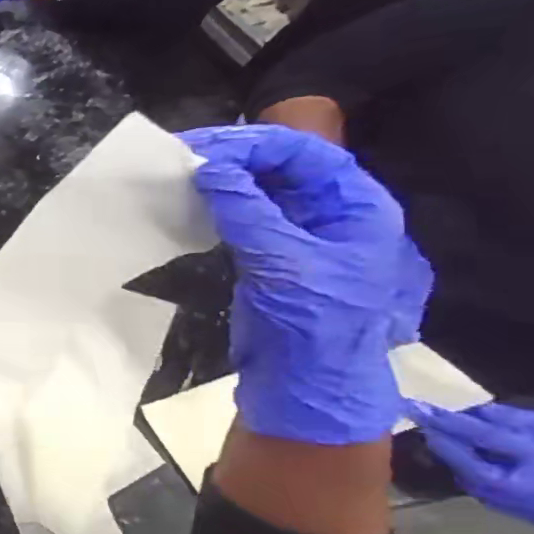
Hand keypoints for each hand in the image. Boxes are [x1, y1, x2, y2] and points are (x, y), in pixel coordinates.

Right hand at [178, 124, 427, 443]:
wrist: (305, 388)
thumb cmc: (312, 324)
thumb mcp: (284, 263)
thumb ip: (248, 213)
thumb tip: (210, 168)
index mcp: (355, 208)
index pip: (305, 154)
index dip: (255, 145)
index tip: (200, 147)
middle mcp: (330, 214)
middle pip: (282, 168)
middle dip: (234, 157)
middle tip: (181, 156)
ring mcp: (298, 238)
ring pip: (259, 192)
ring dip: (221, 181)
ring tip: (179, 175)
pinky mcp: (268, 259)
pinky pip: (243, 219)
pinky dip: (215, 207)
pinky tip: (189, 205)